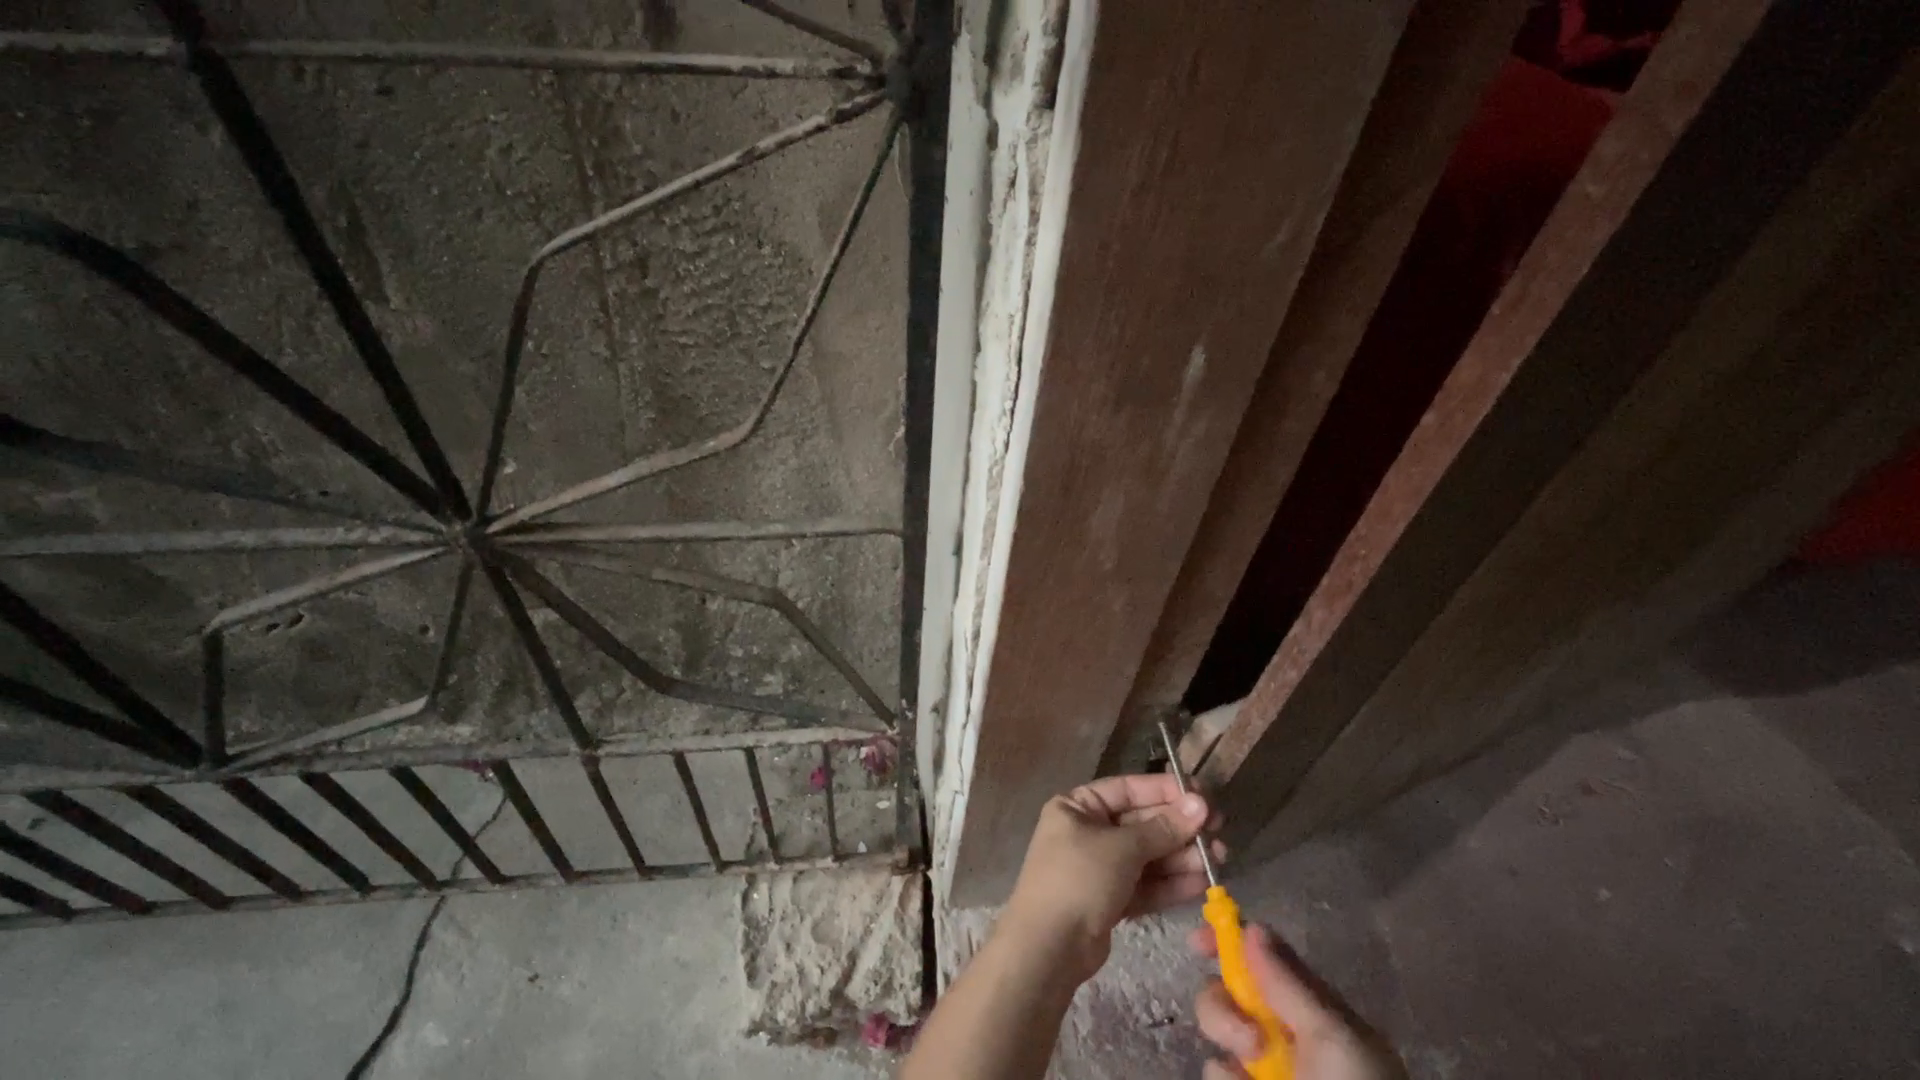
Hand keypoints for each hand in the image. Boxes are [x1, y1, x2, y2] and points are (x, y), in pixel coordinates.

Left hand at [1000, 774, 1223, 983]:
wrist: (1048, 948)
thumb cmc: (1079, 880)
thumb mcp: (1122, 848)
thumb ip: (1162, 828)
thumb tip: (1200, 804)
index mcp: (1077, 807)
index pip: (1127, 789)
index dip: (1165, 791)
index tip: (1203, 795)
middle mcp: (1086, 832)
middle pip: (1140, 824)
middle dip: (1179, 829)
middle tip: (1218, 831)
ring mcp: (1098, 868)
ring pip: (1147, 857)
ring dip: (1181, 857)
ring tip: (1217, 859)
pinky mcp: (1109, 900)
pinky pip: (1144, 885)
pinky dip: (1170, 884)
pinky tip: (1201, 883)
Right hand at [1190, 922, 1400, 1079]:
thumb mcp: (1335, 1038)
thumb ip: (1290, 982)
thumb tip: (1251, 927)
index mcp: (1311, 1008)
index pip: (1263, 955)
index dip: (1228, 939)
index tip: (1199, 943)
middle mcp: (1282, 1031)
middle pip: (1227, 988)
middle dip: (1225, 1006)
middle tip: (1252, 1041)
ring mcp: (1261, 1068)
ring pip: (1215, 1030)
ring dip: (1229, 1047)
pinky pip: (1214, 1072)